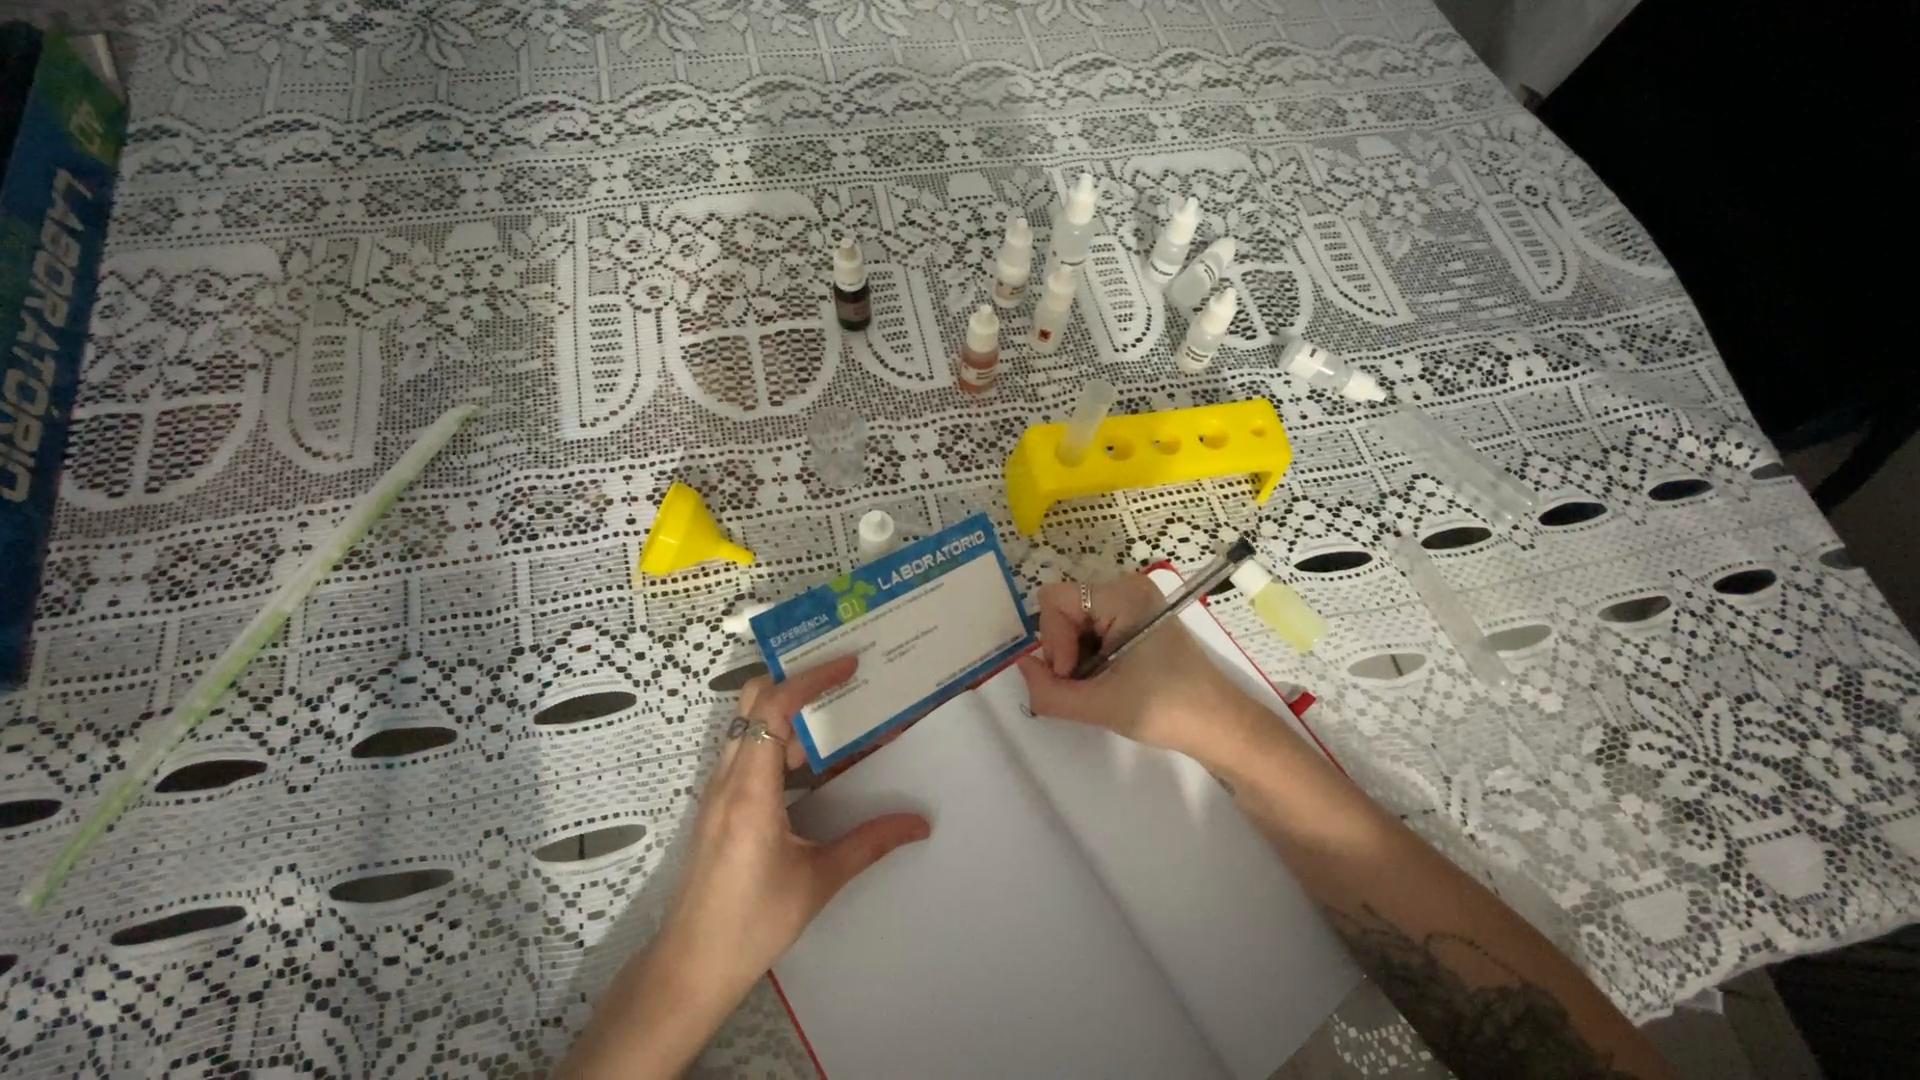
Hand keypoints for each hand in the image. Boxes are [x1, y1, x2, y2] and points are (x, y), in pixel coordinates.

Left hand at [652, 656, 930, 1008]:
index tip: (848, 664)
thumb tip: (919, 824)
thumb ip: (869, 844)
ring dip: (788, 711)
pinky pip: (746, 752)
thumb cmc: (752, 923)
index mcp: (751, 790)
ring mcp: (717, 790)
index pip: (773, 709)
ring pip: (747, 725)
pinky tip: (810, 764)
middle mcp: (727, 779)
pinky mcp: (716, 805)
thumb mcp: (817, 881)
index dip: (810, 678)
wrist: (690, 966)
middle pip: (752, 702)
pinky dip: (777, 740)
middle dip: (796, 681)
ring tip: (835, 715)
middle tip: (841, 680)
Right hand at [1016, 575, 1246, 759]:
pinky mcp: (1139, 621)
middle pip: (1064, 608)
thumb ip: (1049, 691)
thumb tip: (1021, 667)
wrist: (1221, 727)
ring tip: (1099, 685)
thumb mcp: (1099, 705)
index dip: (1053, 639)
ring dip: (1076, 655)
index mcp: (1123, 596)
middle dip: (1064, 649)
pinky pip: (1095, 628)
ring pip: (1077, 621)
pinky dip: (1090, 655)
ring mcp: (1136, 604)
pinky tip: (1108, 680)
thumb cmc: (1166, 710)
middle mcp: (1129, 589)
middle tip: (1084, 684)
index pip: (1055, 599)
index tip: (1071, 674)